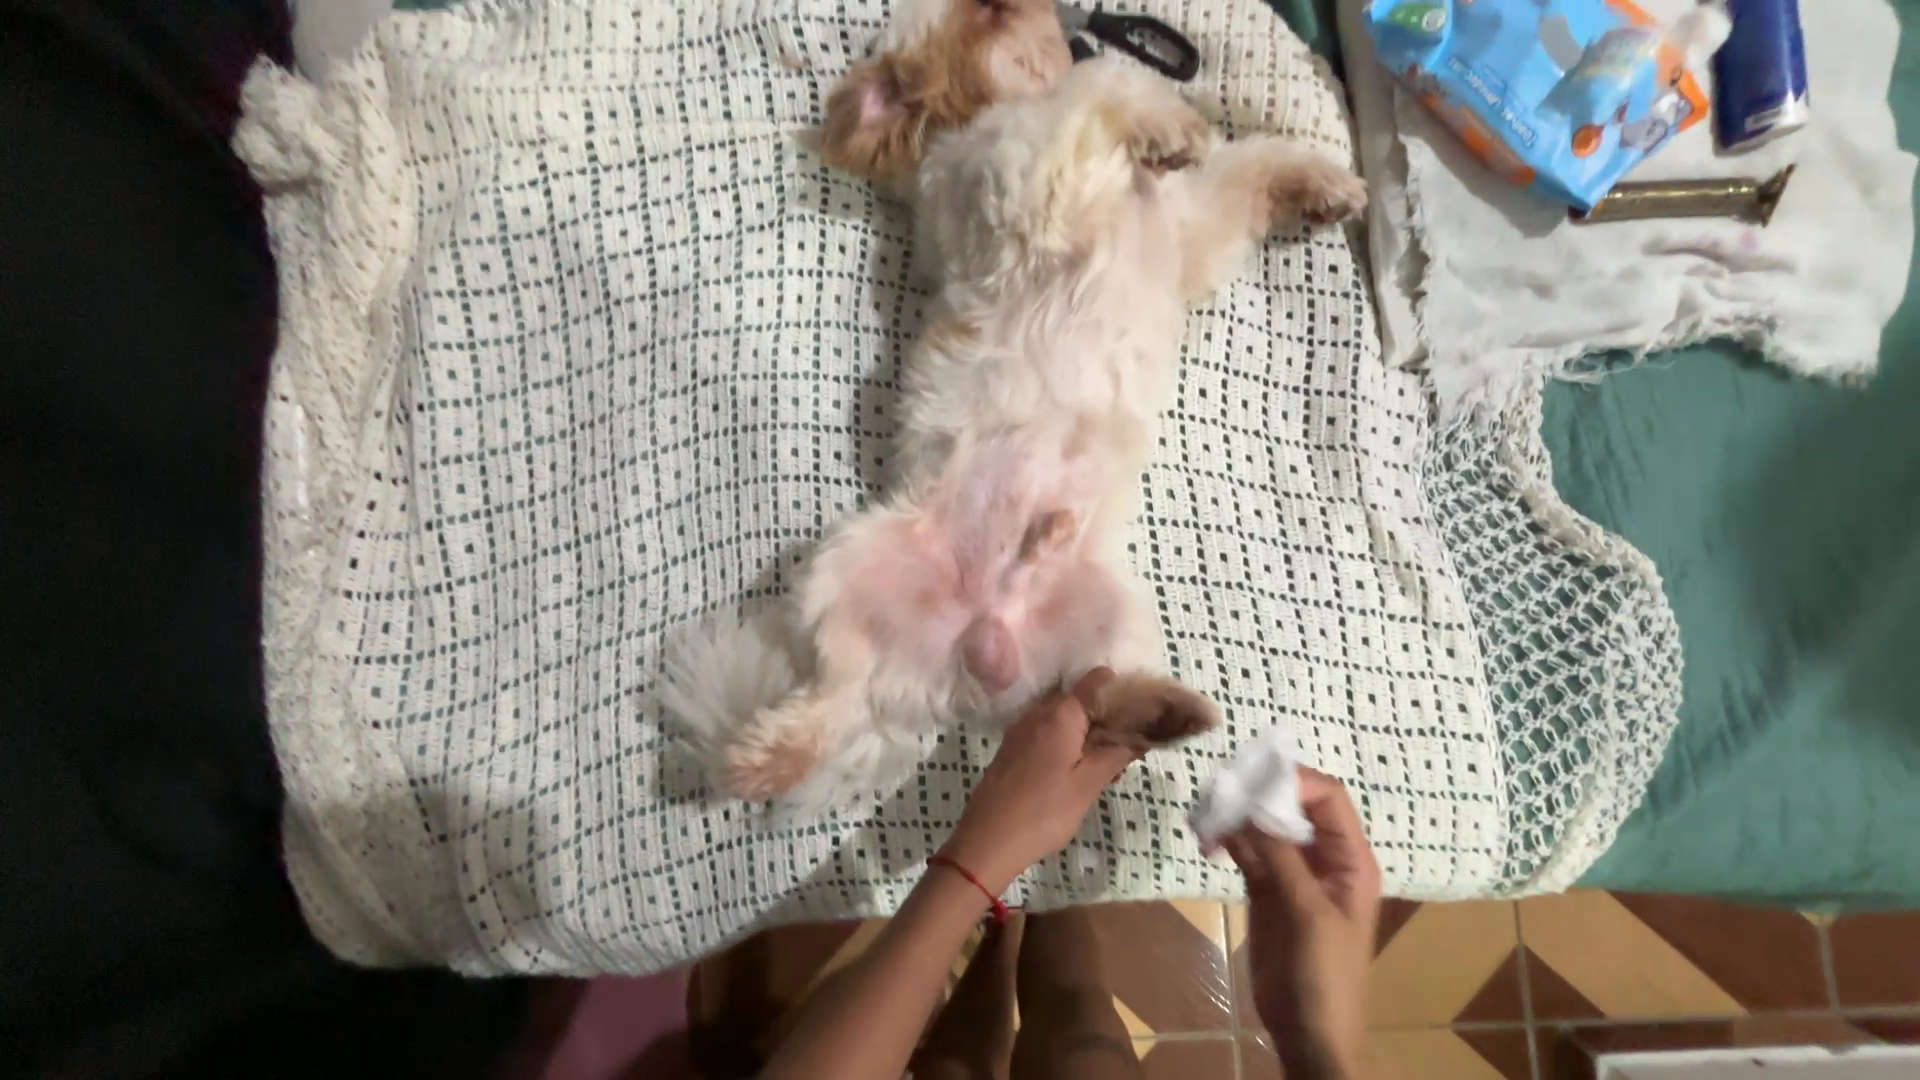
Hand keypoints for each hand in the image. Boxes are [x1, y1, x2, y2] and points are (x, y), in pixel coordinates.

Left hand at [940, 669, 1140, 893]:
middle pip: (1080, 699)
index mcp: (1060, 714)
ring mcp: (1021, 729)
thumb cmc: (1045, 810)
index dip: (1121, 690)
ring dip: (1087, 733)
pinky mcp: (1012, 748)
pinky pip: (1046, 733)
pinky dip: (1067, 743)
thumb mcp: (1088, 784)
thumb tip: (1140, 735)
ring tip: (1107, 766)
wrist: (988, 838)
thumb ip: (1116, 753)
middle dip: (1106, 717)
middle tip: (1127, 747)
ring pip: (1063, 719)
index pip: (1095, 681)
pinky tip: (1077, 772)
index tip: (1141, 711)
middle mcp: (1038, 712)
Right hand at [1222, 768, 1380, 1079]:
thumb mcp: (1308, 913)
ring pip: (1262, 825)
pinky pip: (1245, 849)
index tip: (1253, 780)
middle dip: (1256, 794)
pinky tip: (1204, 840)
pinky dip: (1224, 839)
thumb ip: (1280, 856)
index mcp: (1349, 860)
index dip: (1295, 782)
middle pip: (1291, 805)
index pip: (1328, 799)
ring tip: (1205, 816)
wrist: (1307, 1033)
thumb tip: (1248, 804)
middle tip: (1219, 791)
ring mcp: (1291, 872)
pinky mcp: (1264, 887)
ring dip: (1234, 816)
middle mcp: (1322, 857)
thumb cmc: (1324, 976)